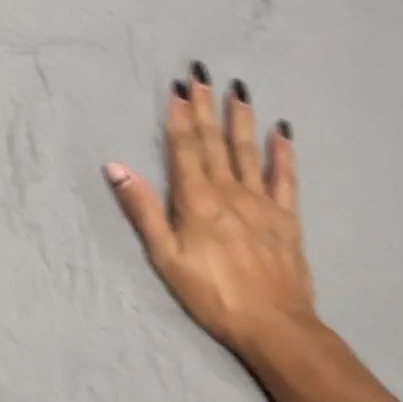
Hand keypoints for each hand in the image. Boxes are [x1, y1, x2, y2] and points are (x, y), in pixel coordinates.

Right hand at [104, 63, 313, 356]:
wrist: (276, 328)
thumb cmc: (212, 293)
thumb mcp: (165, 257)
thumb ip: (142, 209)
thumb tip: (115, 166)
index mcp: (197, 198)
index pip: (185, 147)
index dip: (180, 116)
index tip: (178, 87)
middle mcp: (229, 190)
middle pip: (214, 141)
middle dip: (206, 105)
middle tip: (202, 73)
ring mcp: (261, 202)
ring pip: (248, 151)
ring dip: (241, 118)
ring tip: (239, 88)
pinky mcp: (287, 218)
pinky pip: (285, 178)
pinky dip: (283, 152)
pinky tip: (283, 129)